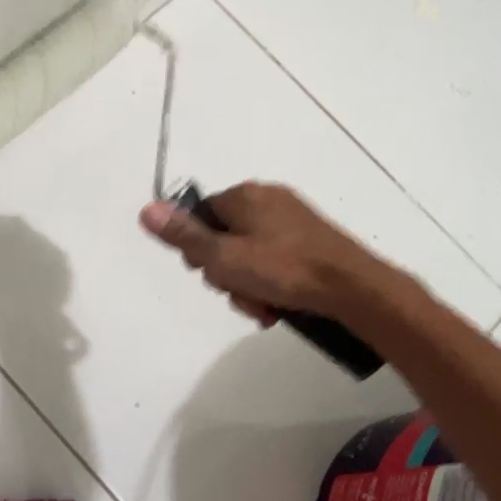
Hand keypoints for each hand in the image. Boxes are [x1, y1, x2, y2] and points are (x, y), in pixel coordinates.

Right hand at [138, 182, 384, 322]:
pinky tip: (276, 304)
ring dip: (246, 285)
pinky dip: (269, 284)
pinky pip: (272, 262)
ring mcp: (291, 220)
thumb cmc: (283, 269)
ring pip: (246, 255)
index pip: (199, 217)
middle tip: (238, 290)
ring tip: (262, 305)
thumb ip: (182, 235)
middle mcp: (268, 200)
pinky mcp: (310, 241)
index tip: (210, 271)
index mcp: (245, 196)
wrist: (354, 289)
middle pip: (222, 238)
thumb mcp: (222, 256)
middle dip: (224, 272)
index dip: (197, 249)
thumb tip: (146, 209)